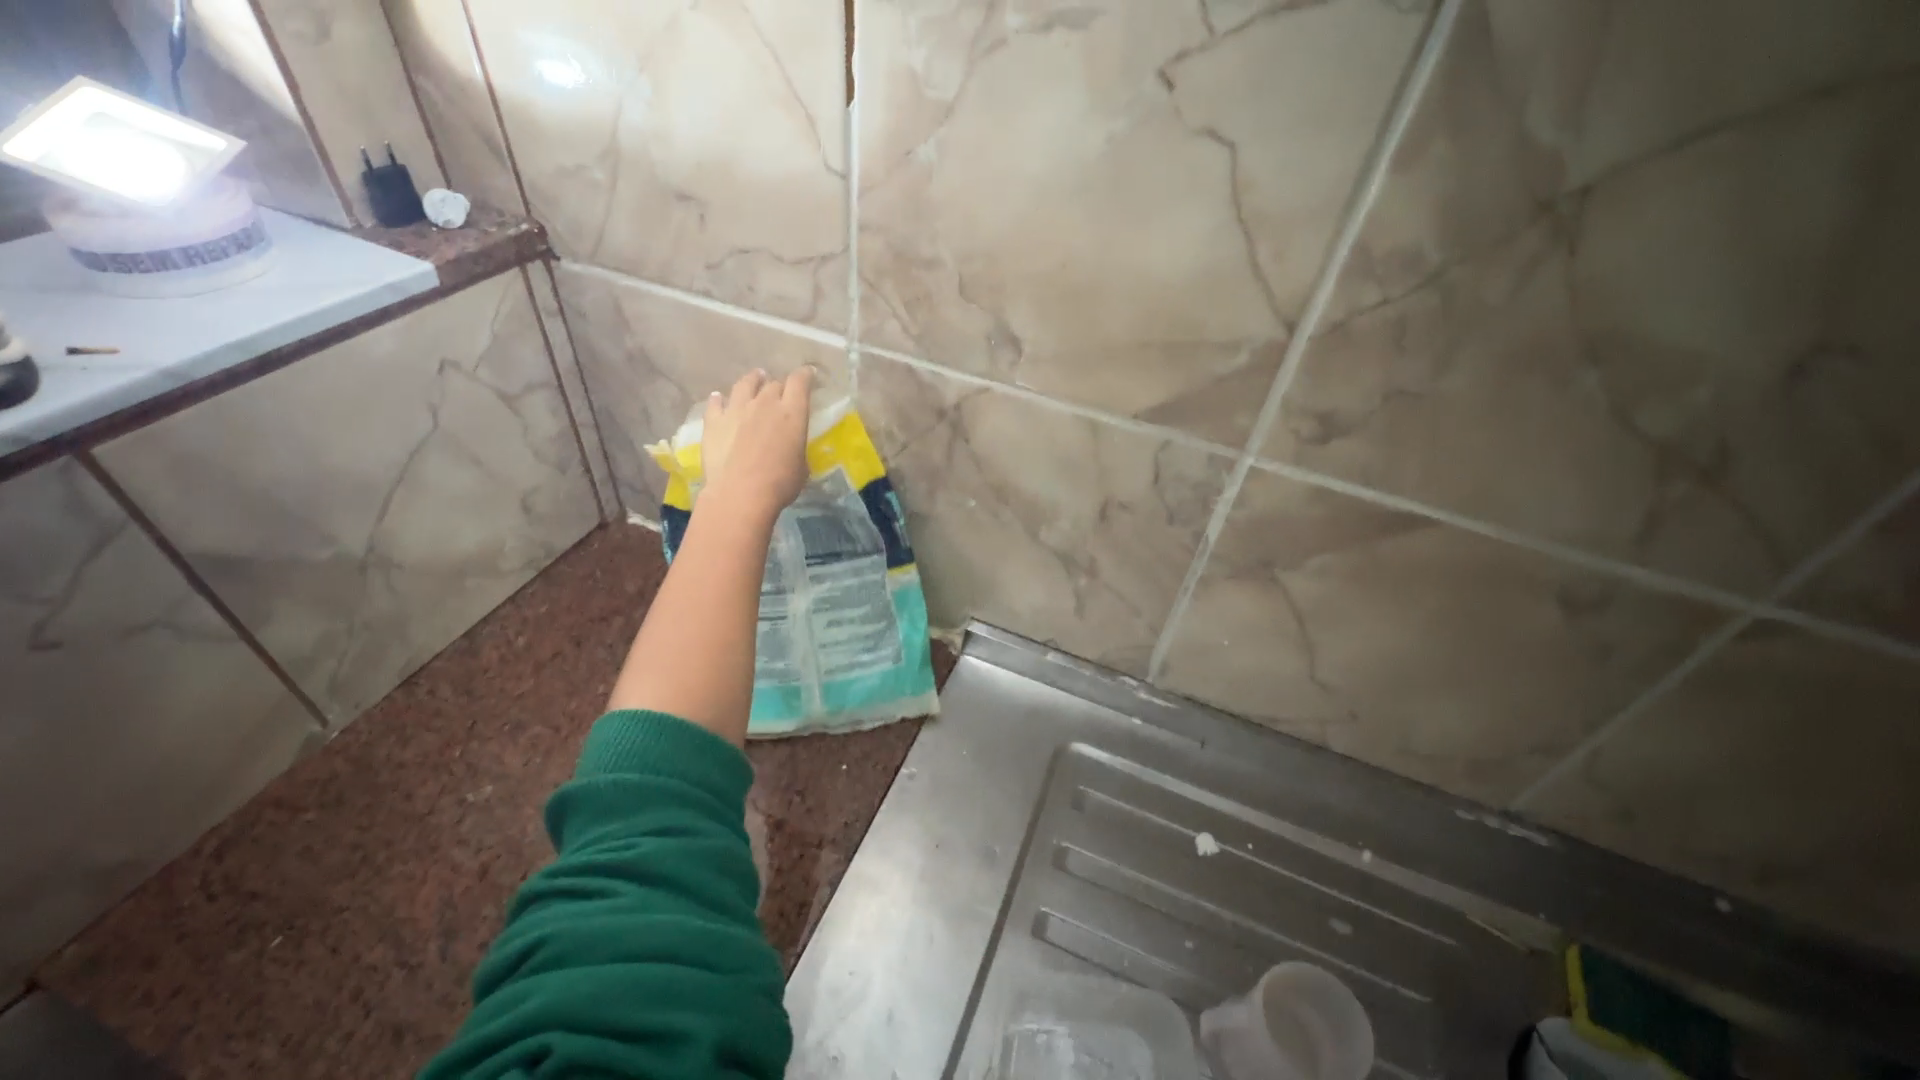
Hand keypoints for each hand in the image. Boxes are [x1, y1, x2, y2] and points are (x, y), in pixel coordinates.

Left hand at [700, 367, 813, 523]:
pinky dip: (719, 399)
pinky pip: (716, 403)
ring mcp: (737, 409)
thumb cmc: (779, 484)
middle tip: (780, 393)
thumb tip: (792, 447)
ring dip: (752, 381)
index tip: (808, 374)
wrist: (739, 494)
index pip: (800, 381)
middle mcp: (765, 403)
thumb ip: (797, 448)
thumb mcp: (801, 467)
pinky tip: (718, 398)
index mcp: (792, 413)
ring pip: (745, 384)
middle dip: (779, 386)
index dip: (805, 375)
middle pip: (773, 384)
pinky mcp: (714, 421)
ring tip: (754, 380)